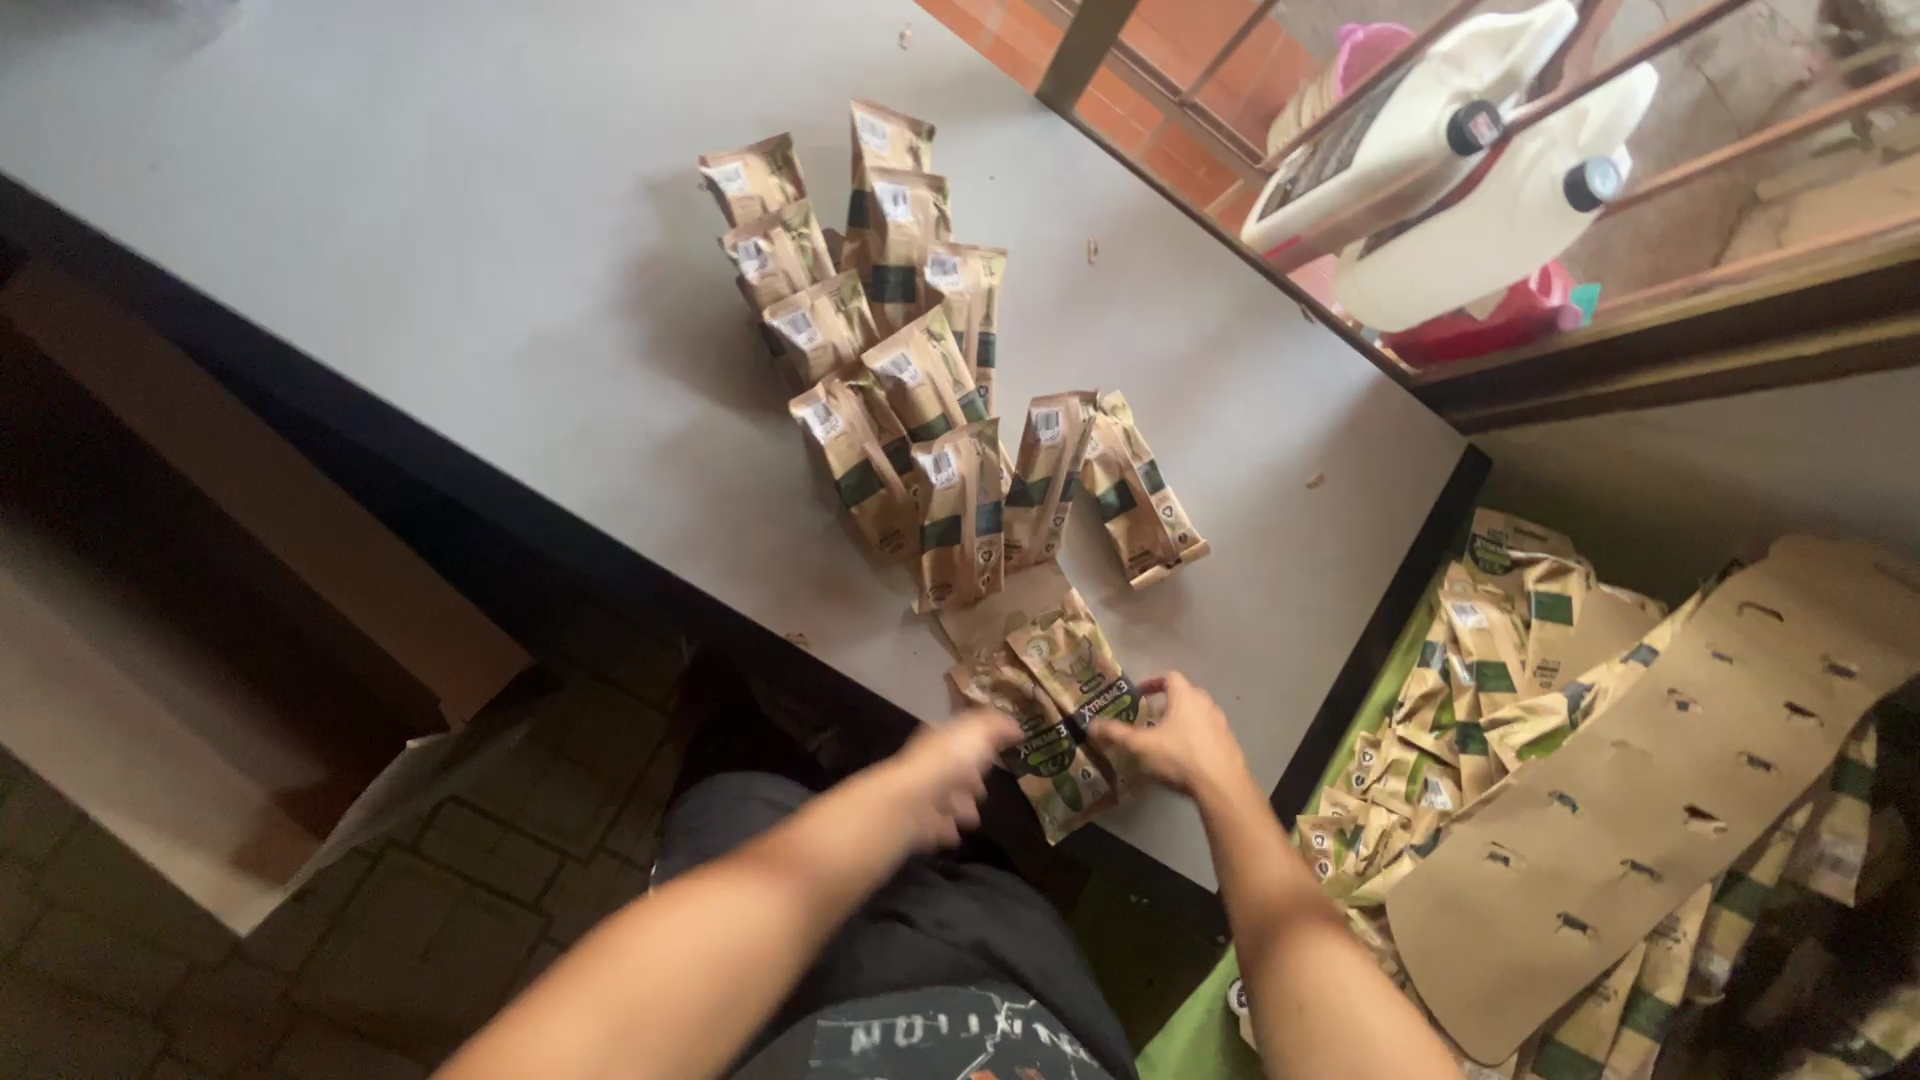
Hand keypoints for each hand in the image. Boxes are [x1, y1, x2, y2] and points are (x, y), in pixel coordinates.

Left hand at [874, 708, 1021, 851]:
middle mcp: (929, 764)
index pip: (959, 738)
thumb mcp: (978, 731)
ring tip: (973, 817)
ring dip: (961, 808)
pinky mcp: (921, 823)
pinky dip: (948, 830)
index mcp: (941, 739)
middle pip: (953, 771)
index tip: (993, 755)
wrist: (913, 803)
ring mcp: (923, 795)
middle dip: (969, 782)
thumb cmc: (948, 762)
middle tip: (981, 791)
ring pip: (945, 800)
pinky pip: (939, 827)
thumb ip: (997, 726)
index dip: (977, 746)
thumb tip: (1015, 727)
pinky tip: (958, 834)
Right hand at [1090, 672, 1250, 799]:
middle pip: (1186, 693)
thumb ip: (1116, 734)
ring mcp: (1222, 723)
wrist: (1223, 786)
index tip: (1140, 693)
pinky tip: (1187, 756)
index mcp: (1185, 697)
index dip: (1153, 682)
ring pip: (1199, 713)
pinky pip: (1210, 732)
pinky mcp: (1230, 743)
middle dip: (1168, 701)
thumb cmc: (1180, 757)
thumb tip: (1091, 725)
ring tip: (1167, 737)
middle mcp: (1206, 704)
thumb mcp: (1141, 746)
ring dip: (1183, 719)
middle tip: (1151, 716)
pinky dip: (1197, 736)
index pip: (1169, 676)